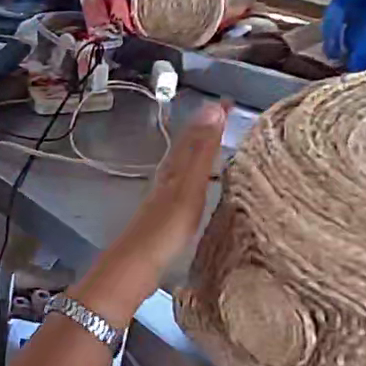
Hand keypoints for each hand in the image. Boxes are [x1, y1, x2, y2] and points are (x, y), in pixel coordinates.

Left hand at [69, 100, 226, 323]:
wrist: (136, 264)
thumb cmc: (166, 228)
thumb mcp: (189, 187)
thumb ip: (201, 151)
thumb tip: (212, 108)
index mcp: (174, 168)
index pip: (195, 133)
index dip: (211, 118)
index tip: (229, 101)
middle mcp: (168, 176)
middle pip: (187, 146)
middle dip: (206, 128)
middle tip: (226, 115)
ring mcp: (164, 195)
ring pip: (183, 163)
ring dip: (199, 149)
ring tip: (216, 142)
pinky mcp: (164, 213)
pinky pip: (183, 182)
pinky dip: (195, 172)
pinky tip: (198, 182)